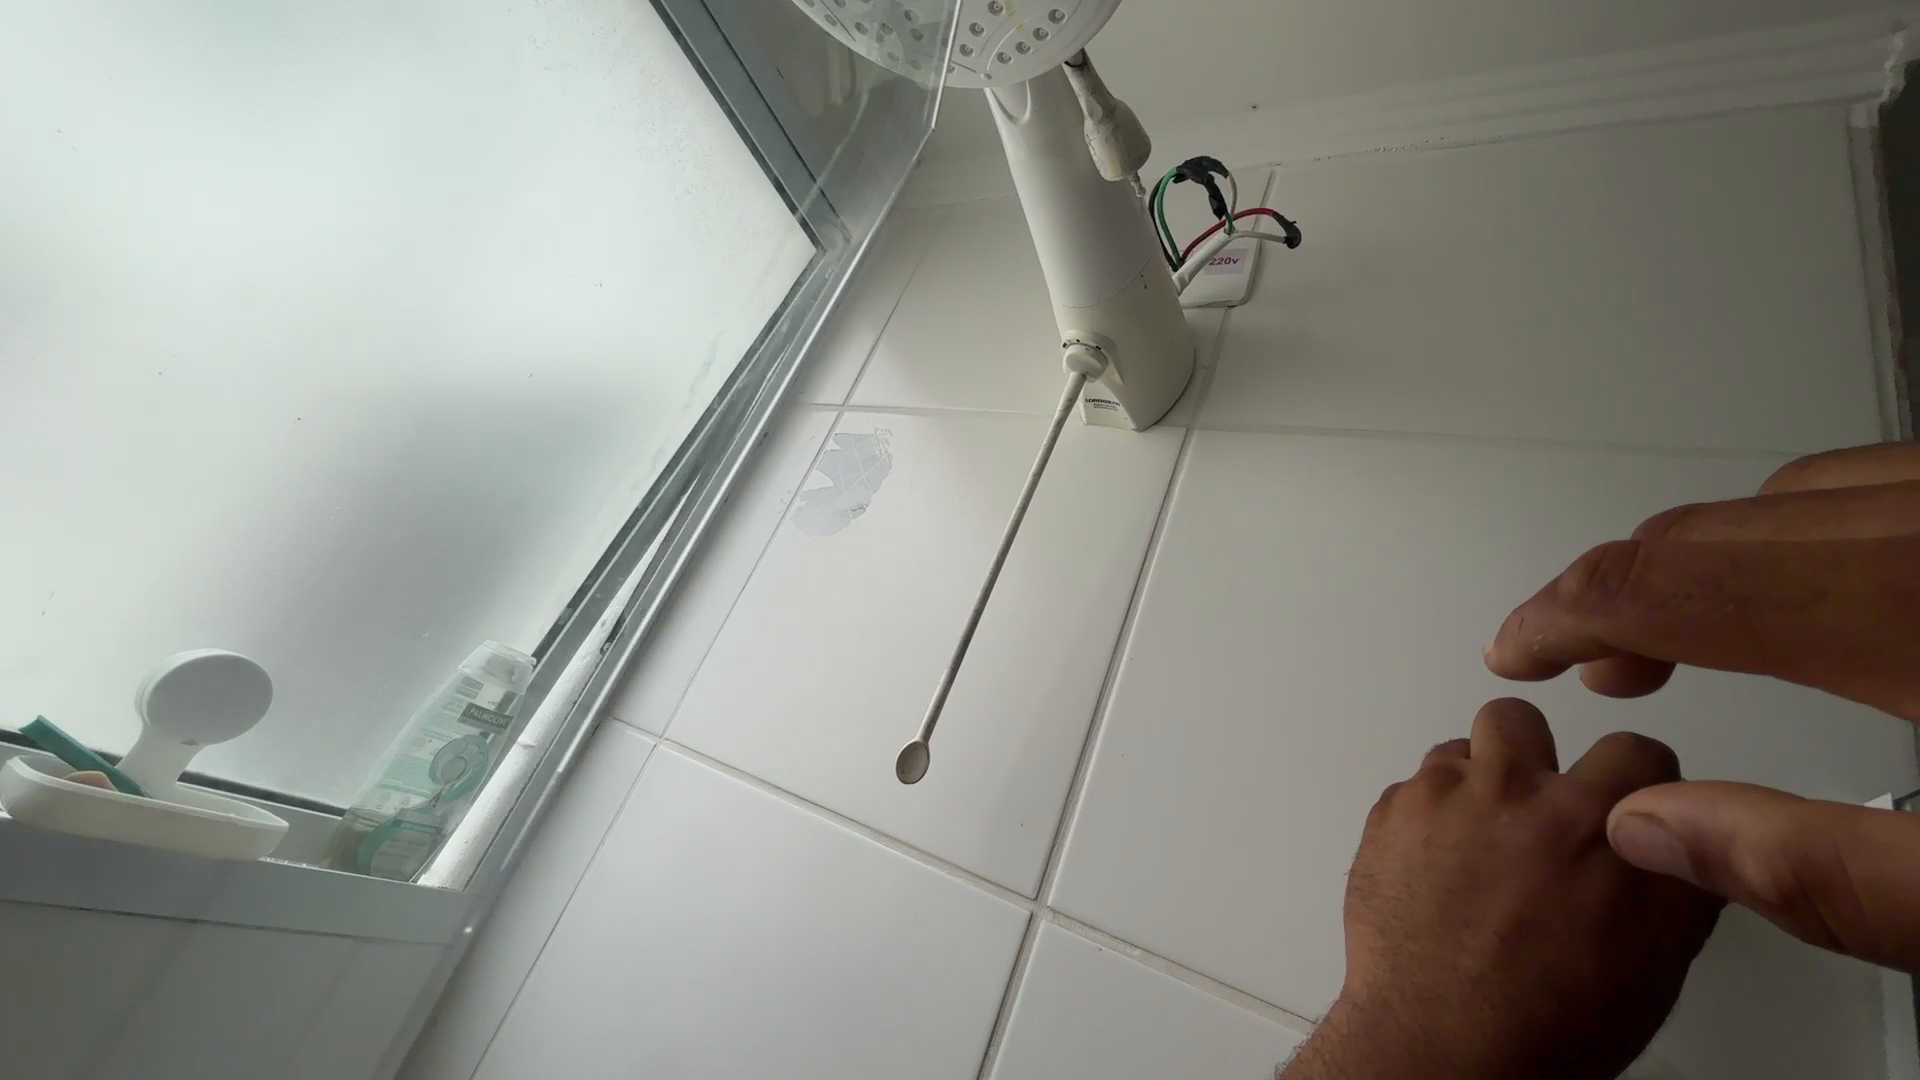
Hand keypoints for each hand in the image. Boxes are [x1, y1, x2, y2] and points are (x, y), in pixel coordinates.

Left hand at [1282, 700, 1723, 1079]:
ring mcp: (1449, 794)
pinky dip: (1426, 813)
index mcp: (1608, 831)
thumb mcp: (1652, 952)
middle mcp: (1528, 796)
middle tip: (1524, 800)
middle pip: (1520, 720)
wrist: (1446, 1035)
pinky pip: (1415, 786)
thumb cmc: (1554, 1017)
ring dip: (1470, 781)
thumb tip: (1655, 842)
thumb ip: (1656, 877)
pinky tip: (1431, 861)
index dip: (1626, 778)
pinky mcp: (1393, 805)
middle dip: (1527, 753)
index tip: (1613, 796)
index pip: (1638, 754)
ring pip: (1459, 748)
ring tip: (1472, 835)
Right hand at [1483, 441, 1919, 969]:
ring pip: (1770, 507)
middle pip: (1690, 541)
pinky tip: (1802, 596)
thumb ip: (1824, 873)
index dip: (1551, 618)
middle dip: (1605, 601)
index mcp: (1900, 611)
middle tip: (1580, 661)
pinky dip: (1782, 539)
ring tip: (1675, 628)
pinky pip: (1855, 496)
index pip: (1647, 585)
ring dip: (1691, 566)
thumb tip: (1653, 836)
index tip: (1513, 652)